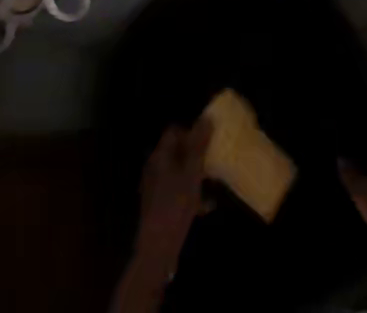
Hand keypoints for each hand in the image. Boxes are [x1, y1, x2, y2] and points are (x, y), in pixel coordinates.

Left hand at [135, 120, 212, 263]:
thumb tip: (206, 118)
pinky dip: (190, 190)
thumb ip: (199, 145)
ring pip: (177, 170)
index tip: (207, 141)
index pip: (173, 132)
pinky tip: (205, 205)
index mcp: (160, 157)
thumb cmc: (176, 205)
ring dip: (194, 172)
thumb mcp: (193, 172)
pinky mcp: (158, 204)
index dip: (191, 132)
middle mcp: (154, 168)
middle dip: (195, 153)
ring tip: (211, 182)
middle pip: (176, 151)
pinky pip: (176, 188)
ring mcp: (154, 187)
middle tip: (212, 160)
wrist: (158, 247)